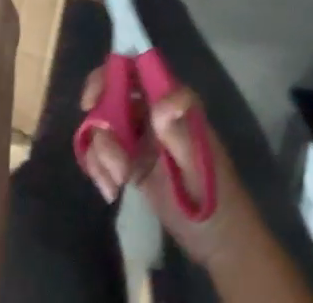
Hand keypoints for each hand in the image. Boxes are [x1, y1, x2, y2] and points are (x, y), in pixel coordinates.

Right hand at [77, 71, 265, 268]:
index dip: (112, 73)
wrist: (220, 243)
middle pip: (114, 93)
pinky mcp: (132, 161)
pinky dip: (99, 168)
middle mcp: (156, 114)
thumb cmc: (216, 203)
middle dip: (98, 118)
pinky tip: (110, 189)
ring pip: (104, 125)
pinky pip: (104, 151)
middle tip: (92, 143)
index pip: (141, 69)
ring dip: (101, 152)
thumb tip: (162, 103)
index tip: (92, 102)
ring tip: (115, 181)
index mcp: (176, 105)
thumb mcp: (198, 168)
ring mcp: (142, 138)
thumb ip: (179, 133)